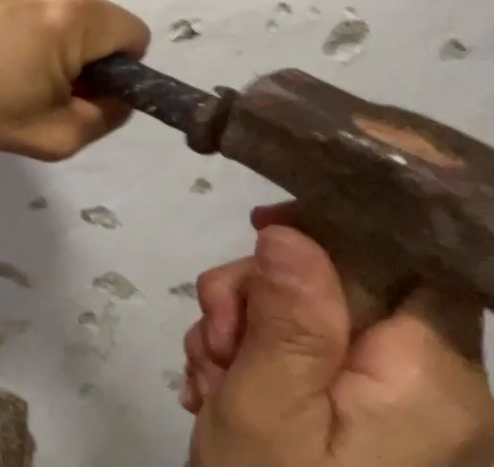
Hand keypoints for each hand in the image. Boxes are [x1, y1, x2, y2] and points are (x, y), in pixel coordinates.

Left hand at [0, 0, 149, 158]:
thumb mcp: (56, 136)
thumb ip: (107, 115)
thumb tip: (114, 91)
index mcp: (68, 12)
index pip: (127, 32)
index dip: (107, 64)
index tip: (69, 81)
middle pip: (75, 6)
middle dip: (60, 36)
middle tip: (11, 66)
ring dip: (17, 10)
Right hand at [182, 208, 493, 466]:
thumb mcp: (266, 406)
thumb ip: (289, 320)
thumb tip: (292, 234)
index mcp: (432, 381)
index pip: (417, 266)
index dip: (340, 231)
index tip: (259, 230)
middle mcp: (440, 388)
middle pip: (348, 287)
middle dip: (259, 292)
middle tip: (212, 332)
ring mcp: (407, 408)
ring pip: (316, 316)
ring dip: (244, 325)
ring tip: (210, 371)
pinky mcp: (376, 421)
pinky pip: (315, 356)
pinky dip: (256, 357)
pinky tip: (221, 385)